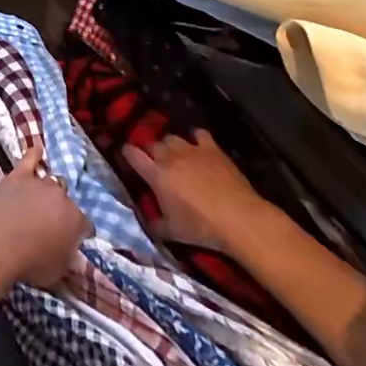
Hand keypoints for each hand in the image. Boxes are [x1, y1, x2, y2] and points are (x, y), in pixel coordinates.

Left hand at [0, 147, 89, 287]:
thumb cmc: (28, 264)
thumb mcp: (57, 273)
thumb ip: (67, 260)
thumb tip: (72, 257)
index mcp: (76, 221)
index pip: (86, 225)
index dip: (78, 233)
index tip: (70, 242)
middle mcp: (62, 197)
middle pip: (68, 200)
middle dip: (62, 210)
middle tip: (50, 224)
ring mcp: (39, 183)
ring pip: (52, 180)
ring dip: (48, 190)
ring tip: (40, 201)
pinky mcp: (18, 176)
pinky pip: (30, 158)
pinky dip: (34, 155)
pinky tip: (37, 150)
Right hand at [124, 131, 267, 251]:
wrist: (238, 217)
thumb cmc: (201, 227)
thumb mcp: (172, 232)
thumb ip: (154, 224)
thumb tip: (145, 222)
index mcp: (156, 175)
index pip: (133, 154)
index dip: (127, 153)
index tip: (126, 155)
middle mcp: (170, 157)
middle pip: (152, 144)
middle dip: (150, 151)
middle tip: (155, 163)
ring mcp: (191, 149)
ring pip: (172, 137)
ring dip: (171, 145)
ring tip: (175, 155)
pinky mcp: (212, 148)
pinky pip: (199, 134)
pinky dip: (196, 138)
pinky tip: (198, 147)